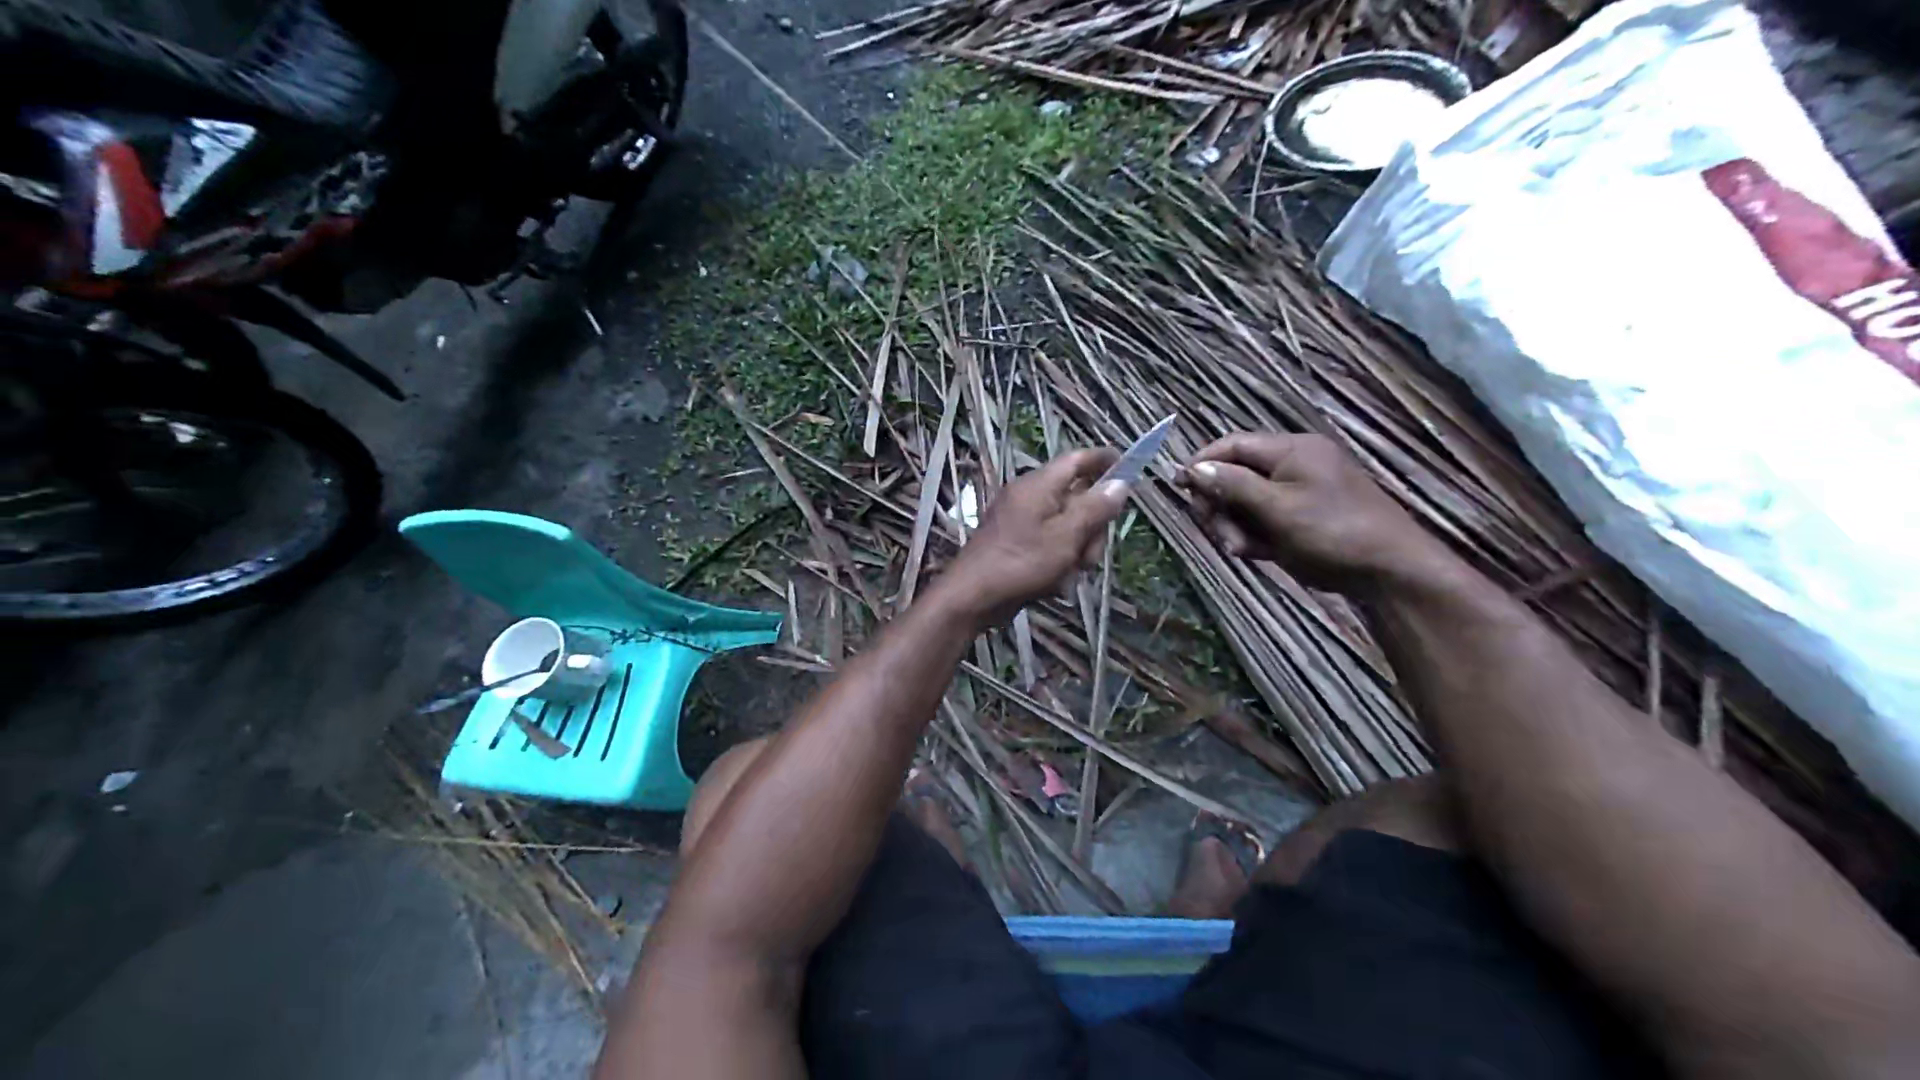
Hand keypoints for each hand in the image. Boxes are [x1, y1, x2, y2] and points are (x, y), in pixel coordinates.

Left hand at [933, 448, 1128, 626]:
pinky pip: (1049, 545)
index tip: (1129, 467)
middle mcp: (1029, 497)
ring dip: (1076, 551)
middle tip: (1090, 555)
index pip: (1077, 460)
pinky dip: (1058, 561)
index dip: (1104, 461)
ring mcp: (1020, 521)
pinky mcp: (1016, 544)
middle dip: (1091, 528)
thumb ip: (1095, 509)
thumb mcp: (1066, 536)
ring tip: (1069, 573)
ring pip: (1066, 527)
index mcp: (1038, 485)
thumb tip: (1120, 483)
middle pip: (1077, 499)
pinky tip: (1054, 583)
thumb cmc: (1020, 563)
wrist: (972, 597)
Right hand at [1176, 433, 1452, 587]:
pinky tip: (1252, 553)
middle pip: (1233, 476)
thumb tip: (1194, 469)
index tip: (1179, 487)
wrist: (1389, 572)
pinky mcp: (1297, 522)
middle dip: (1218, 504)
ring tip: (1239, 549)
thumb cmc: (1335, 531)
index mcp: (1292, 451)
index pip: (1233, 445)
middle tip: (1216, 531)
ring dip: (1232, 526)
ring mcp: (1295, 495)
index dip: (1203, 463)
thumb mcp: (1278, 507)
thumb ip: (1233, 486)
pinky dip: (1250, 537)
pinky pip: (1260, 522)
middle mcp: (1292, 467)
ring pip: (1243, 504)